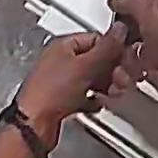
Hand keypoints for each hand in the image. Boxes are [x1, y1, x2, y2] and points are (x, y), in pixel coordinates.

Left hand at [14, 24, 133, 148]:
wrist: (33, 127)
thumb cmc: (49, 93)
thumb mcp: (85, 66)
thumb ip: (106, 48)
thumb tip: (120, 29)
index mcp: (63, 46)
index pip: (96, 39)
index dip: (112, 49)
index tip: (125, 60)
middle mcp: (60, 61)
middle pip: (94, 59)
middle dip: (111, 70)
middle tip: (121, 79)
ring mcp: (59, 82)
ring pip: (90, 78)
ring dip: (105, 85)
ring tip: (113, 92)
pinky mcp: (60, 101)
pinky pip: (82, 96)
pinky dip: (92, 99)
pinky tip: (97, 103)